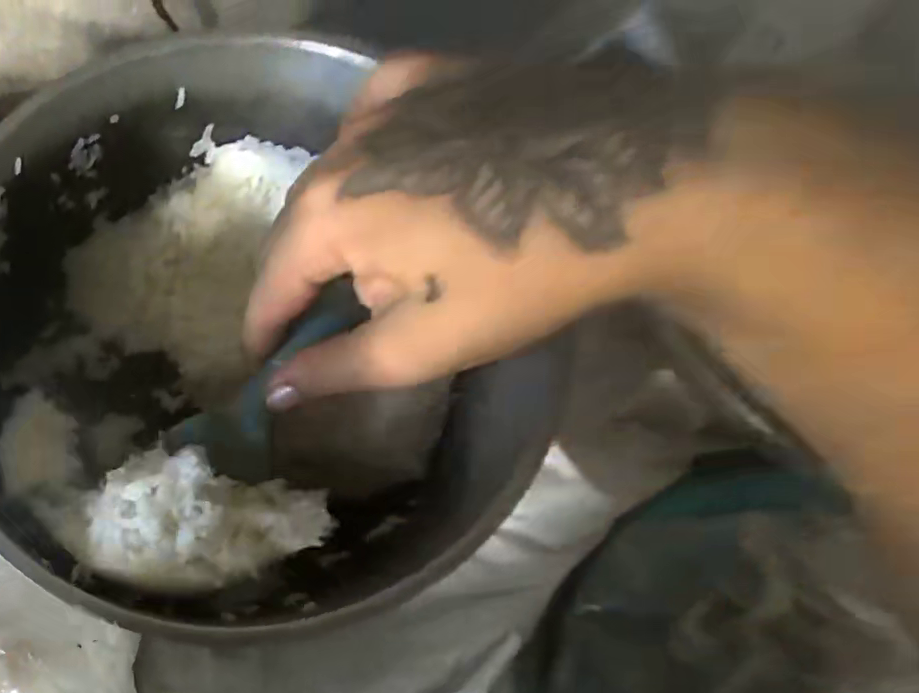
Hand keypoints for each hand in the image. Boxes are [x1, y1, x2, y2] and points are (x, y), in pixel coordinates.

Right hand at [245, 54, 707, 405]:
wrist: (654, 179)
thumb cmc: (521, 277)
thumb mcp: (416, 346)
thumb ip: (332, 369)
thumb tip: (273, 393)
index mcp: (327, 213)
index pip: (269, 286)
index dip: (264, 332)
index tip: (265, 364)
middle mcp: (341, 146)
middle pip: (296, 231)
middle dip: (300, 283)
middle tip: (320, 323)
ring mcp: (388, 99)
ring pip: (331, 179)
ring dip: (333, 227)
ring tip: (364, 261)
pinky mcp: (435, 74)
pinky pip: (372, 121)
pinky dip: (367, 158)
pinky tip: (389, 180)